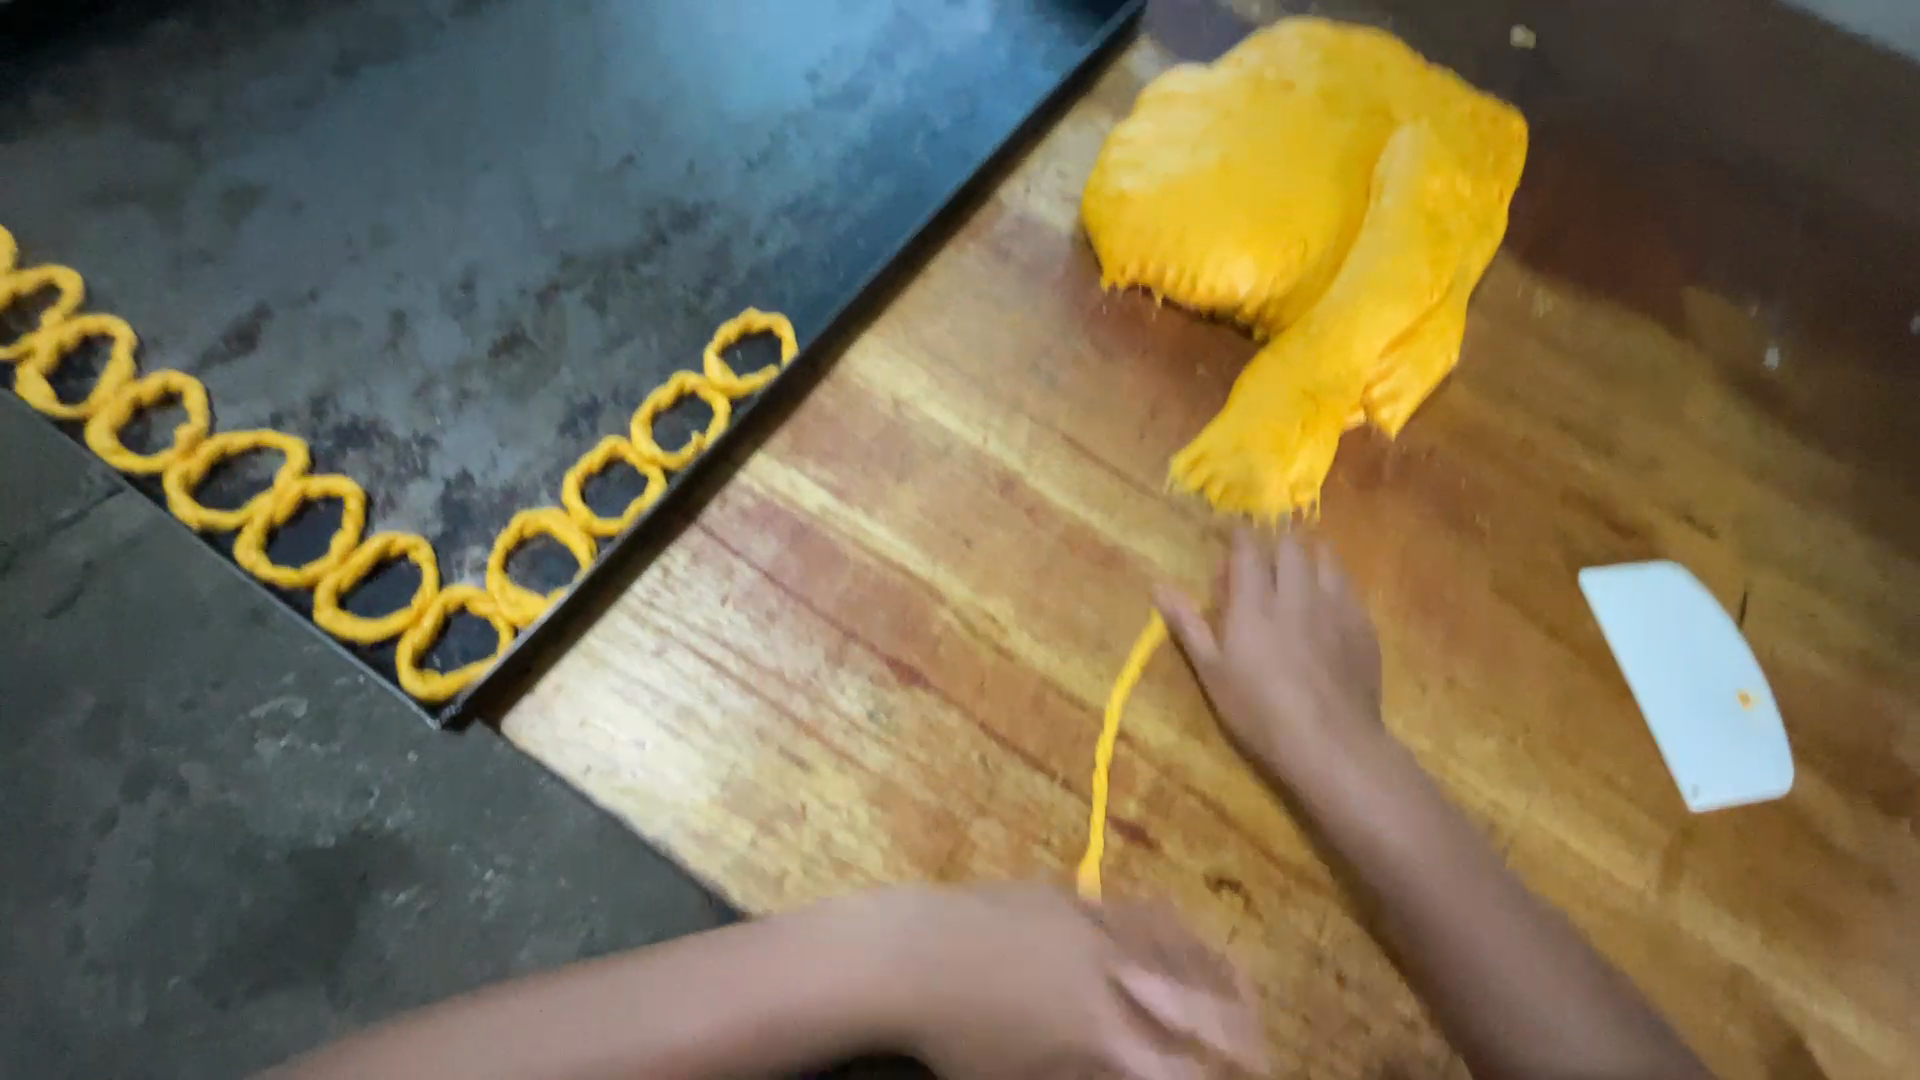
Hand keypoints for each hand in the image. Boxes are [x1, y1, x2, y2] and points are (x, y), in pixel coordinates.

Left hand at [849, 884, 1265, 1078]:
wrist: (913, 955)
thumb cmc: (958, 1039)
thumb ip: (1088, 1073)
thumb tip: (1132, 1065)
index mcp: (1104, 1036)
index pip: (1185, 1068)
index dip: (1218, 1076)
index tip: (1249, 1077)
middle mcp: (1113, 976)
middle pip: (1201, 1000)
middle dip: (1241, 1030)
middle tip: (1259, 1049)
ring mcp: (1093, 926)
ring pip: (1177, 941)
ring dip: (1216, 969)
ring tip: (1237, 988)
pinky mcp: (1070, 896)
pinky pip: (1136, 910)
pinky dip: (1171, 929)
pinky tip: (1176, 936)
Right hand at [1154, 528, 1384, 778]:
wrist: (1331, 743)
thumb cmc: (1258, 710)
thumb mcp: (1211, 671)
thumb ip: (1187, 624)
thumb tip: (1158, 586)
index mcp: (1254, 602)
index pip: (1248, 549)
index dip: (1240, 534)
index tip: (1232, 532)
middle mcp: (1297, 593)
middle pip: (1290, 546)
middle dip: (1275, 541)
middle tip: (1264, 556)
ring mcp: (1336, 607)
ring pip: (1326, 558)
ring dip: (1309, 554)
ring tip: (1299, 566)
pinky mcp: (1363, 626)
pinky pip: (1349, 587)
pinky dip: (1334, 582)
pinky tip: (1328, 601)